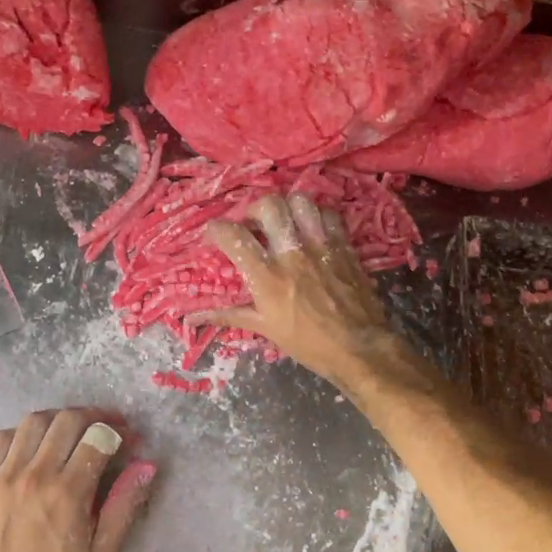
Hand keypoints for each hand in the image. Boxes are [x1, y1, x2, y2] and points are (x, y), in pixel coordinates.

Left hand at [0, 409, 155, 551]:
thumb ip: (124, 506)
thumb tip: (147, 466)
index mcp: (68, 492)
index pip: (98, 437)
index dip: (117, 431)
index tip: (126, 437)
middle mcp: (36, 474)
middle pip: (67, 420)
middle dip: (92, 416)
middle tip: (102, 427)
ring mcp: (5, 473)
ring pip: (34, 421)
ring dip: (57, 419)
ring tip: (68, 431)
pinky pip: (2, 437)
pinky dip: (22, 433)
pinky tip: (32, 446)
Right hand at [203, 193, 406, 388]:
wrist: (357, 348)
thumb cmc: (307, 343)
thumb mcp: (265, 329)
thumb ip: (230, 315)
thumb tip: (194, 316)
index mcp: (267, 277)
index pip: (233, 236)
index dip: (217, 229)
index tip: (214, 235)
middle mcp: (292, 253)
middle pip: (269, 206)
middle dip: (255, 210)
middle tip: (254, 225)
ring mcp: (321, 246)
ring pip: (301, 202)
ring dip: (287, 208)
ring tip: (284, 222)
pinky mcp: (344, 246)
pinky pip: (329, 215)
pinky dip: (317, 216)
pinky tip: (312, 229)